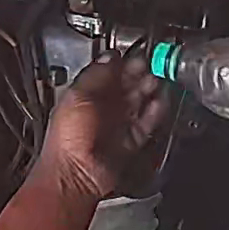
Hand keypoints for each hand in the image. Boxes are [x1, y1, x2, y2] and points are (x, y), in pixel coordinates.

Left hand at [33, 53, 170, 200]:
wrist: (74, 174)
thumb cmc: (68, 139)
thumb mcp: (79, 96)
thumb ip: (97, 75)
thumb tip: (110, 56)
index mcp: (85, 95)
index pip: (108, 73)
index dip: (123, 63)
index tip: (136, 55)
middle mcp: (102, 109)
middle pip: (126, 86)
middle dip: (139, 75)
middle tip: (152, 66)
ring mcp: (117, 125)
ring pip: (138, 103)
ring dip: (149, 91)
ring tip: (158, 81)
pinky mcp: (130, 142)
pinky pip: (146, 123)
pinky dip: (155, 112)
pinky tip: (160, 101)